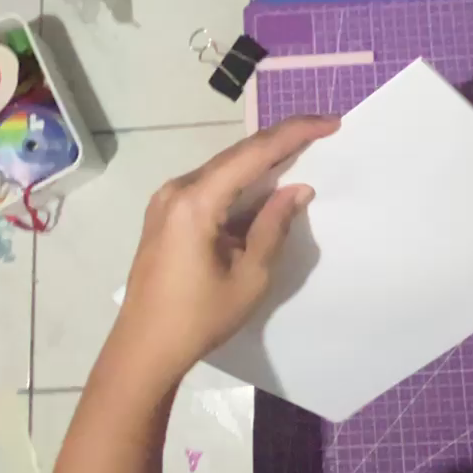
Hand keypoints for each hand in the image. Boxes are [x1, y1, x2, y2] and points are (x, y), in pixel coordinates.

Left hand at [107, 115, 339, 386]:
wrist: (143, 349)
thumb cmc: (198, 319)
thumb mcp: (249, 276)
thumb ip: (274, 226)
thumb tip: (298, 189)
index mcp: (196, 202)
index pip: (253, 154)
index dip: (294, 133)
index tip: (330, 122)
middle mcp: (177, 190)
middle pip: (237, 155)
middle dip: (281, 142)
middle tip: (323, 132)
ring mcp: (167, 200)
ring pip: (224, 169)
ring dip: (262, 162)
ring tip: (302, 153)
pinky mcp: (166, 213)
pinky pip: (211, 185)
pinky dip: (242, 182)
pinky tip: (266, 184)